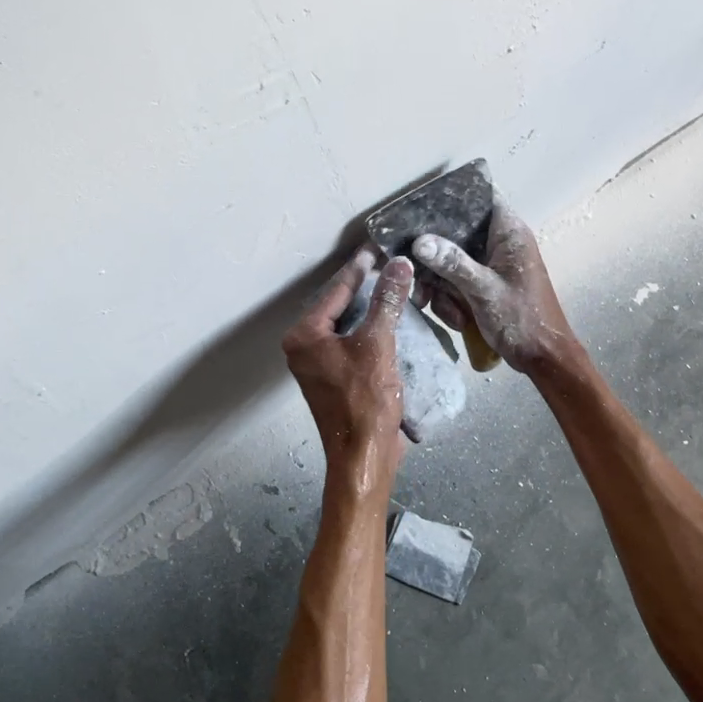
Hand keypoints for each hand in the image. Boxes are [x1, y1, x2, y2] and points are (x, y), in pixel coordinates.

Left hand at [282, 250, 415, 477]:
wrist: (364, 454)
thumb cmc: (365, 399)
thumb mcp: (378, 343)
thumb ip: (387, 301)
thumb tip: (399, 264)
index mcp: (304, 336)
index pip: (335, 290)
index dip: (360, 268)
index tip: (379, 246)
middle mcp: (303, 348)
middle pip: (339, 306)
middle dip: (366, 287)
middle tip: (391, 264)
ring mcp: (318, 366)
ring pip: (347, 326)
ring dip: (372, 310)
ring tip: (396, 288)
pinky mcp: (336, 380)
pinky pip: (353, 345)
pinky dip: (372, 332)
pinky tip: (393, 323)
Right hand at [411, 201, 580, 374]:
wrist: (543, 358)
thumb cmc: (522, 319)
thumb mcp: (483, 290)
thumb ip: (452, 263)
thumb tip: (420, 241)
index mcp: (509, 232)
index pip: (481, 195)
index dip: (452, 195)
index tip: (420, 206)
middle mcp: (499, 243)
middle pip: (457, 232)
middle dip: (435, 258)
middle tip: (417, 275)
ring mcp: (491, 265)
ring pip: (451, 261)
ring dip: (441, 287)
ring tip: (435, 305)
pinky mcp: (484, 286)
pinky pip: (457, 283)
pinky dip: (451, 301)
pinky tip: (455, 319)